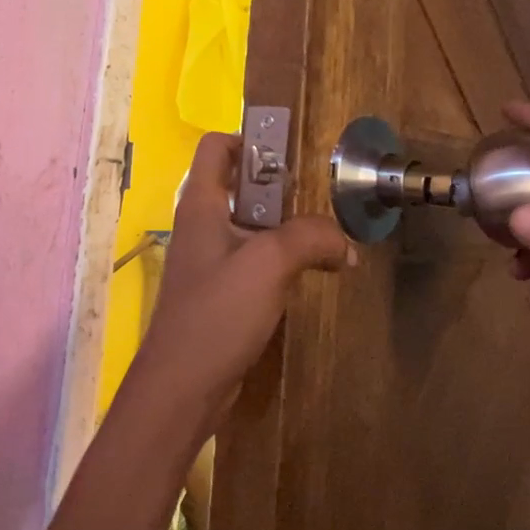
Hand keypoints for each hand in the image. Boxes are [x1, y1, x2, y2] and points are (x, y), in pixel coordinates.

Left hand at [129, 133, 355, 415]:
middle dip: (283, 188)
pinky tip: (311, 275)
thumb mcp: (268, 263)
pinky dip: (283, 261)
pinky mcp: (222, 292)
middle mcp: (202, 224)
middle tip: (320, 202)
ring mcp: (211, 259)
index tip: (291, 160)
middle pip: (242, 185)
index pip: (217, 146)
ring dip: (288, 228)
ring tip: (327, 239)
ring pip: (253, 225)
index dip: (251, 141)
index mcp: (201, 203)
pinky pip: (255, 260)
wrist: (182, 387)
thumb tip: (346, 245)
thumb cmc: (217, 313)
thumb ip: (310, 239)